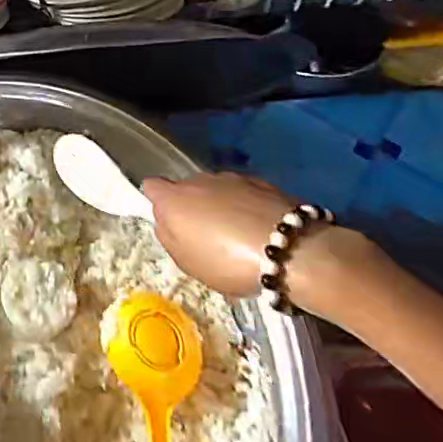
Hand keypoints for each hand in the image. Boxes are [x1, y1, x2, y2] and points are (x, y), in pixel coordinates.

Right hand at [141, 173, 300, 297]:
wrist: (291, 251)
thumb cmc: (229, 262)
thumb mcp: (188, 263)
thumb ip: (169, 237)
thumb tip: (166, 221)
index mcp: (173, 199)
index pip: (152, 187)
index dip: (157, 202)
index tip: (171, 223)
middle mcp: (197, 180)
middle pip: (187, 189)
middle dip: (194, 207)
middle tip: (210, 238)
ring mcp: (230, 178)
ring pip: (217, 190)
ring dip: (222, 206)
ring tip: (242, 236)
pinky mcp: (261, 182)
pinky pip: (244, 193)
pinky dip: (247, 207)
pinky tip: (262, 230)